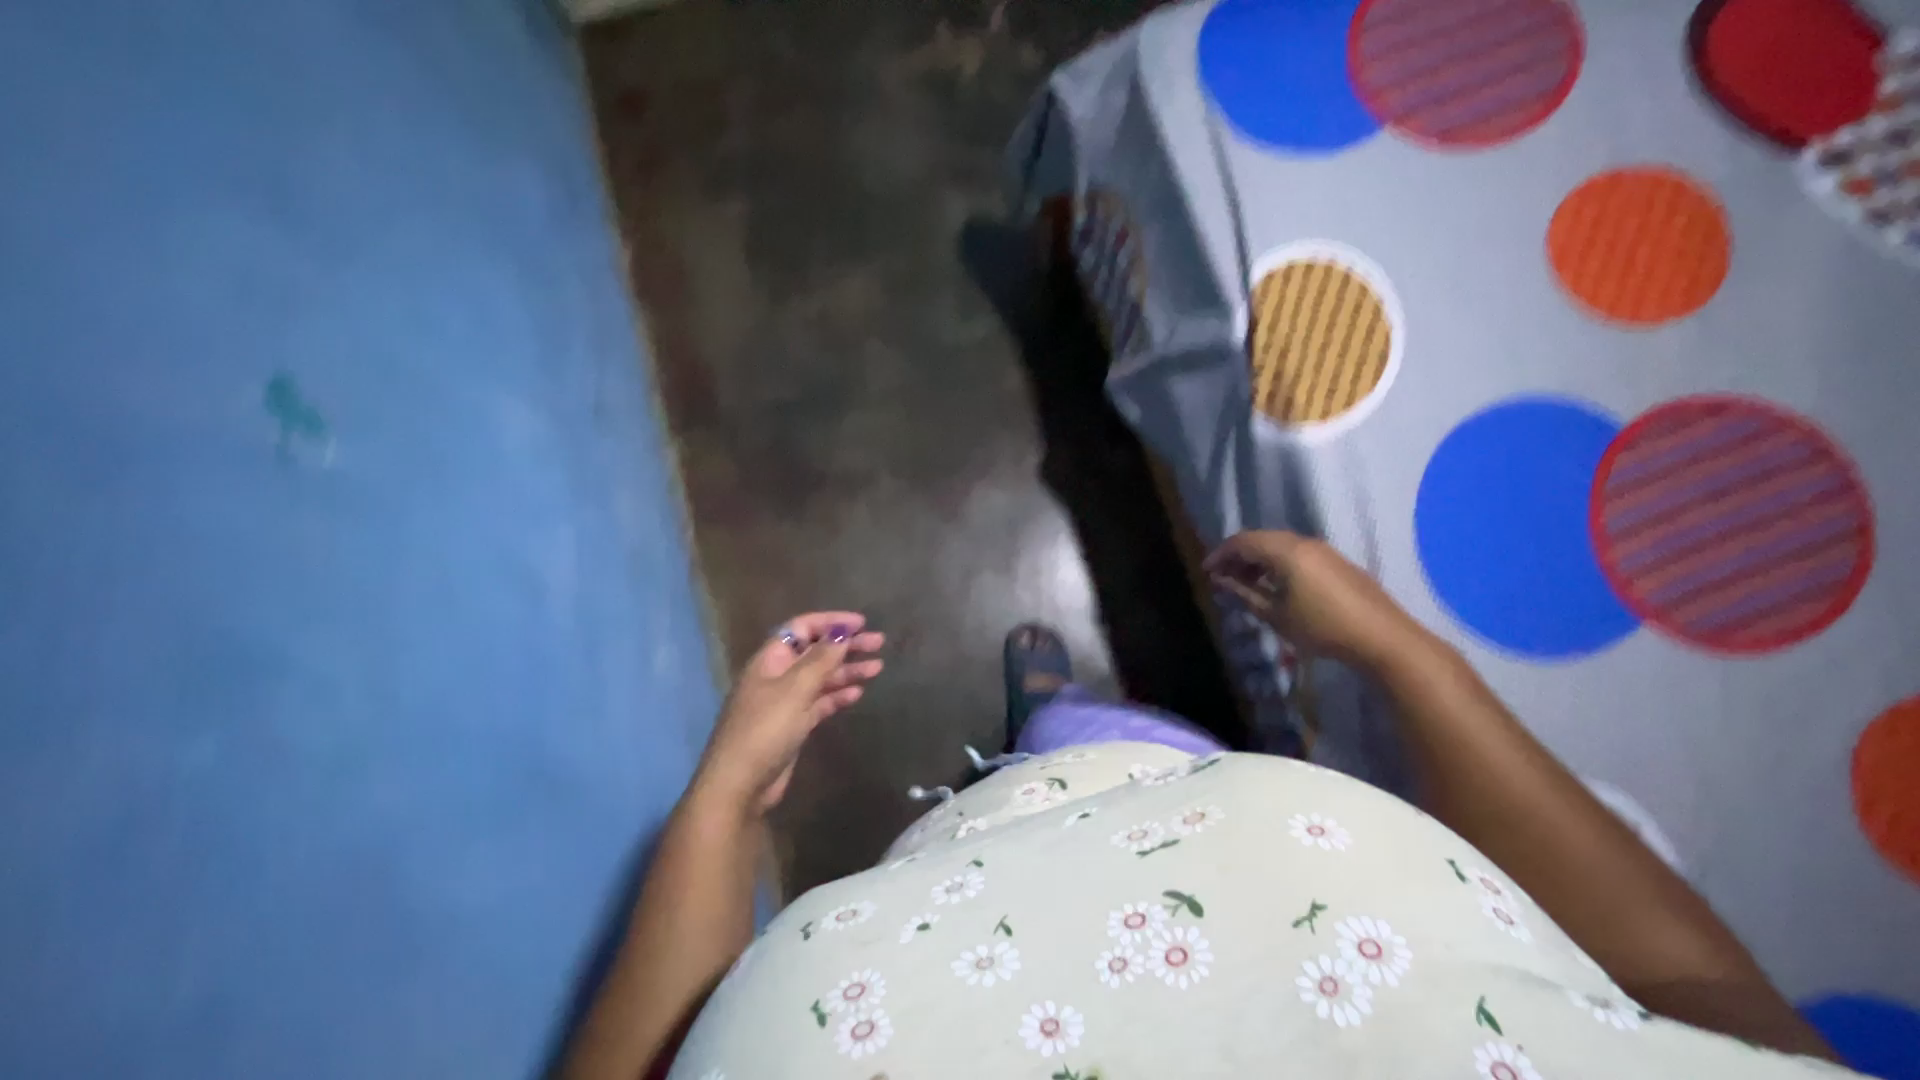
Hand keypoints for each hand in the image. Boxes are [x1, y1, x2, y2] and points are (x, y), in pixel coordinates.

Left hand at [692, 611, 885, 816]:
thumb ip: (821, 660)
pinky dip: (837, 696)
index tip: (861, 623)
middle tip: (878, 643)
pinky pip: (819, 702)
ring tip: (877, 668)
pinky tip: (856, 693)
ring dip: (847, 671)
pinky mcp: (793, 725)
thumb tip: (841, 633)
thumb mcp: (795, 689)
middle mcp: (777, 676)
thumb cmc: (765, 729)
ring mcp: (785, 702)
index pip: (802, 628)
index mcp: (770, 659)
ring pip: (820, 678)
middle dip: (845, 645)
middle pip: (815, 652)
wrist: (740, 783)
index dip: (830, 622)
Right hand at [1205, 530, 1429, 670]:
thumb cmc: (1321, 628)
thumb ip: (1245, 594)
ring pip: (1280, 546)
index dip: (1220, 555)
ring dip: (1259, 561)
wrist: (1381, 637)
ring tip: (1247, 586)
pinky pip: (1298, 554)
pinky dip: (1278, 565)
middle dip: (1238, 557)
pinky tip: (1277, 587)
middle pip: (1261, 539)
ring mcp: (1324, 551)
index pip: (1242, 541)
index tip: (1206, 573)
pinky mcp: (1337, 562)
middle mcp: (1304, 542)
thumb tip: (1221, 581)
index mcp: (1286, 551)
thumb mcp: (1276, 615)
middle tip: (1223, 579)